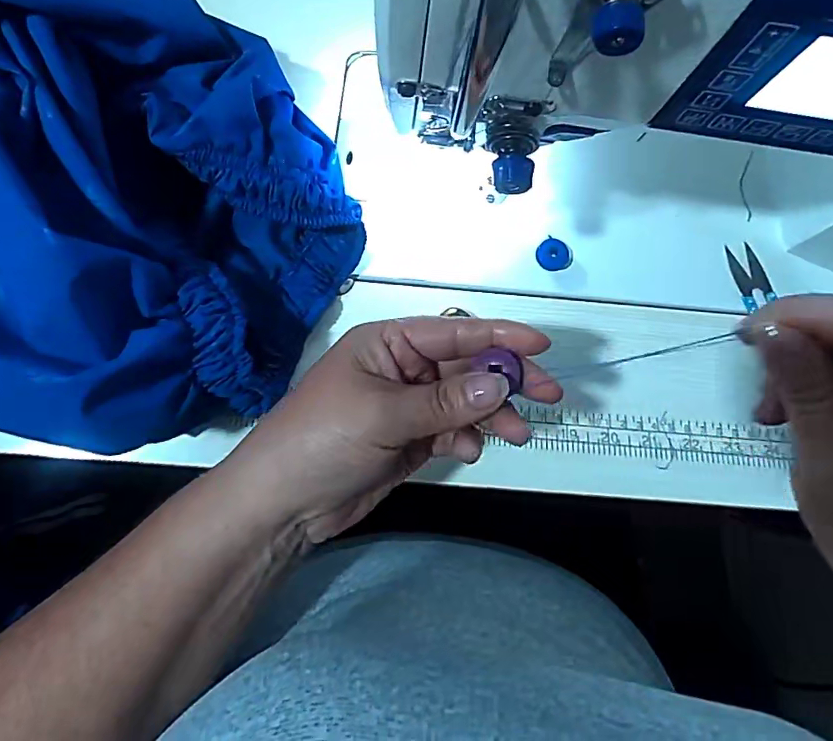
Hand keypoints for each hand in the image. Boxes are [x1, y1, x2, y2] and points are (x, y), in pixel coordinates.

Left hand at [217, 316, 562, 543]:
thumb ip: (444, 401)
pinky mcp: (407, 438)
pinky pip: (450, 429)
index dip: (498, 336)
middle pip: (464, 366)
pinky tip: (465, 451)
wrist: (284, 502)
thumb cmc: (323, 438)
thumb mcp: (384, 415)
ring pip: (462, 400)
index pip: (452, 332)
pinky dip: (464, 437)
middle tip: (548, 396)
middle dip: (504, 380)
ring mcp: (405, 404)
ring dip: (489, 414)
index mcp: (387, 343)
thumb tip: (499, 384)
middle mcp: (400, 367)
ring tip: (515, 434)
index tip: (540, 346)